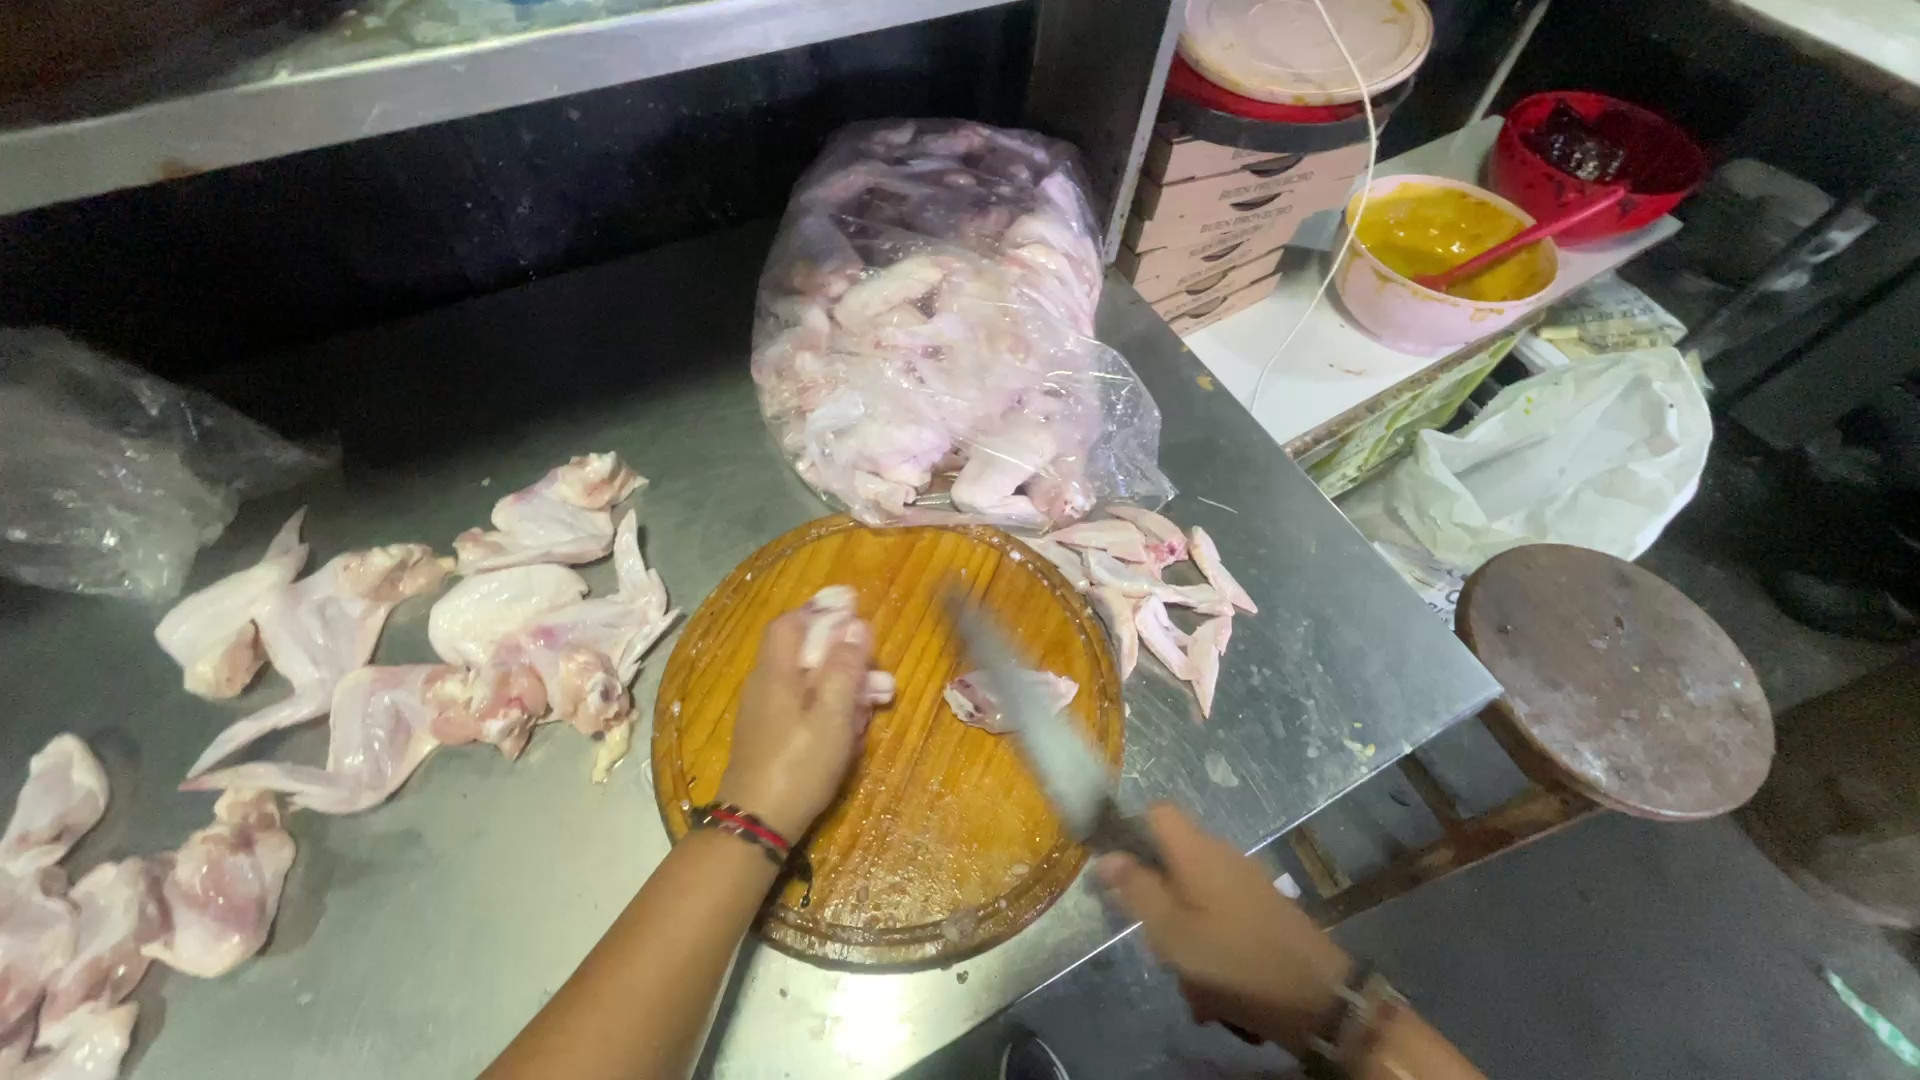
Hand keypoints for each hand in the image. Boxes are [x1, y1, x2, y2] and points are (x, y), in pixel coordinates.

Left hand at [715, 609, 874, 840]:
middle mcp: (766, 685)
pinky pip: (805, 708)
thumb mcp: (832, 714)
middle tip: (880, 669)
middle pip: (805, 653)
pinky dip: (832, 709)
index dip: (821, 610)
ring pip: (810, 683)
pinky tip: (854, 728)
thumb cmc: (798, 764)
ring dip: (845, 685)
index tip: (853, 606)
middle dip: (846, 656)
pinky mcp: (772, 737)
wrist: (757, 823)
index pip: (792, 622)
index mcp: (776, 672)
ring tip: (880, 699)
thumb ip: (845, 668)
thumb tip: (855, 625)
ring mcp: (766, 713)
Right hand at [1099, 804, 1351, 1052]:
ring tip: (1186, 975)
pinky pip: (1218, 914)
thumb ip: (1135, 890)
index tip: (1117, 869)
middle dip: (1156, 896)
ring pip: (1193, 893)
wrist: (1319, 997)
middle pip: (1171, 857)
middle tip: (1152, 936)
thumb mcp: (1171, 931)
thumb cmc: (1234, 958)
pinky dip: (1209, 942)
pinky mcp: (1261, 906)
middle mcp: (1221, 853)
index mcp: (1195, 850)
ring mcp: (1245, 879)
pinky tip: (1214, 988)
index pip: (1155, 812)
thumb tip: (1106, 857)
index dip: (1131, 832)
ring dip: (1182, 928)